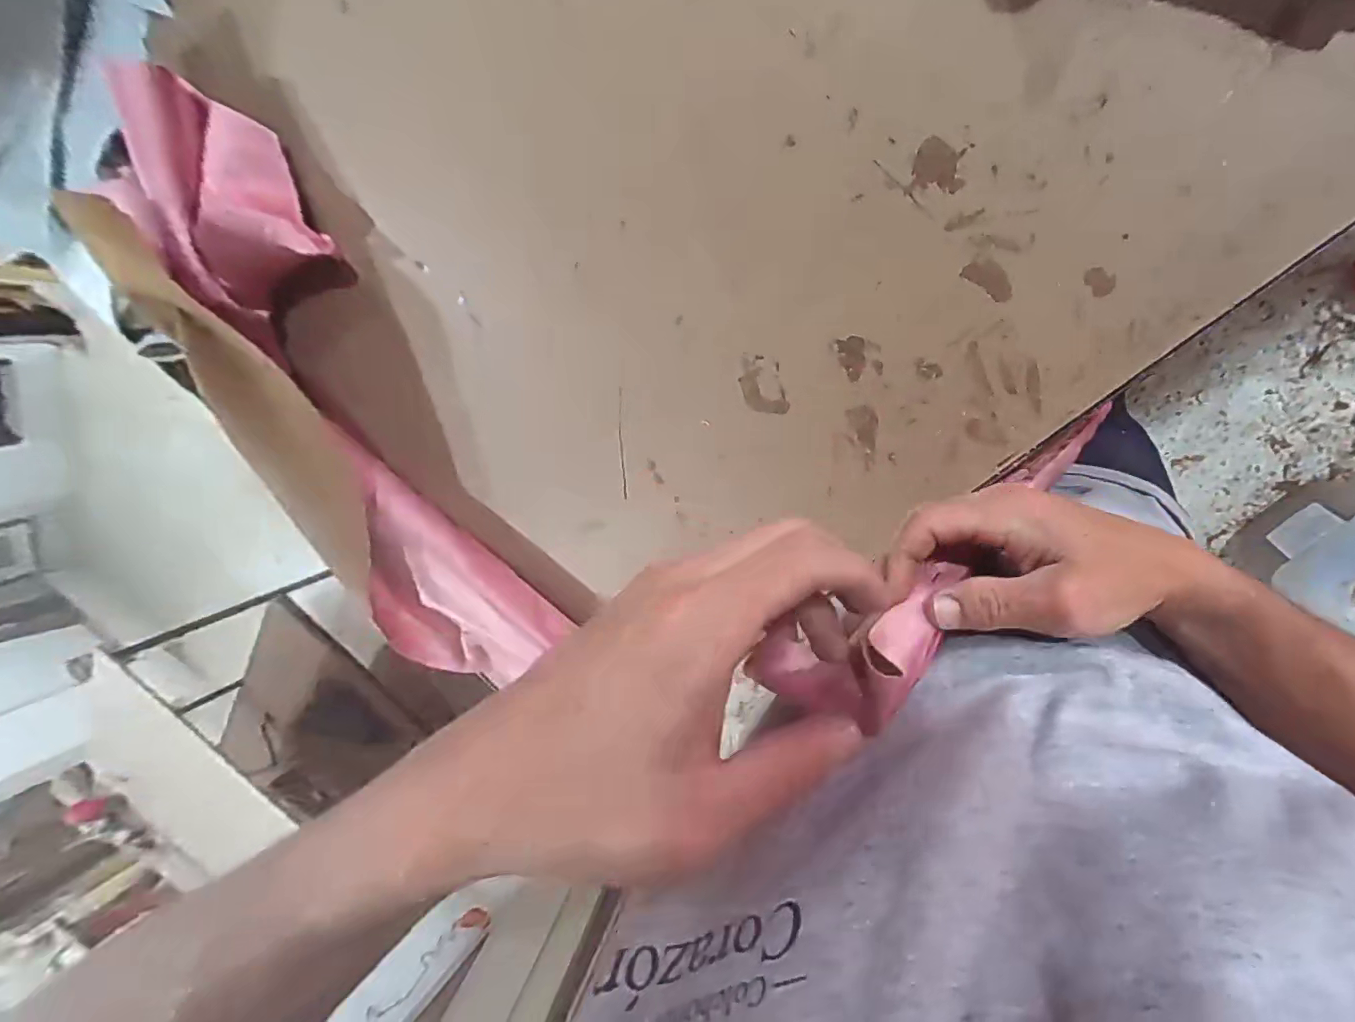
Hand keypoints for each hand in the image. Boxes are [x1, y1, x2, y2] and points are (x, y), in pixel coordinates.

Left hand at [357, 520, 891, 890]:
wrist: (470, 793)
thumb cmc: (587, 808)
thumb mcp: (706, 818)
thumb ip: (795, 767)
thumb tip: (854, 725)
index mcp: (702, 622)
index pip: (806, 555)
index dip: (860, 574)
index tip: (884, 619)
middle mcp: (682, 581)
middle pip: (788, 536)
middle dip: (837, 578)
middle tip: (848, 647)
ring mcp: (656, 583)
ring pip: (757, 551)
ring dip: (799, 590)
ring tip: (801, 664)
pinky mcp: (640, 598)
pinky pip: (725, 571)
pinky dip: (763, 596)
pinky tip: (751, 661)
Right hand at [885, 486, 1236, 637]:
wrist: (1165, 574)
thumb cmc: (1117, 584)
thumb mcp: (1058, 604)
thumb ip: (991, 604)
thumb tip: (928, 608)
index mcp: (1004, 509)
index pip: (927, 521)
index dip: (900, 559)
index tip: (893, 604)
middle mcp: (998, 503)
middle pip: (930, 527)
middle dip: (908, 569)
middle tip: (901, 614)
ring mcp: (1006, 517)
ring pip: (945, 539)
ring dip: (928, 574)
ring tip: (921, 614)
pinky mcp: (1014, 534)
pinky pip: (967, 549)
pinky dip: (951, 575)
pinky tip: (955, 603)